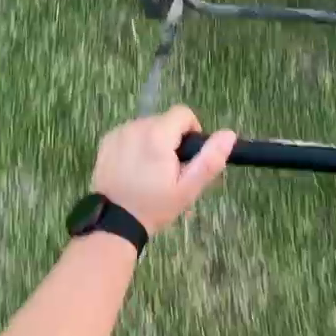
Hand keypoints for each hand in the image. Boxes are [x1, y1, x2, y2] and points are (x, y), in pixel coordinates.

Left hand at [90, 107, 235, 234]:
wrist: (115, 222)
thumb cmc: (155, 206)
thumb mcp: (188, 189)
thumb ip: (210, 159)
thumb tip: (228, 134)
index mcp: (157, 135)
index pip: (183, 113)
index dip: (192, 131)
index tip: (187, 156)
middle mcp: (136, 126)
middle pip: (165, 121)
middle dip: (172, 140)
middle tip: (169, 170)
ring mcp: (118, 132)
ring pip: (148, 126)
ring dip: (154, 141)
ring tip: (151, 171)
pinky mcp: (106, 141)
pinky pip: (131, 133)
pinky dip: (137, 144)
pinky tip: (134, 168)